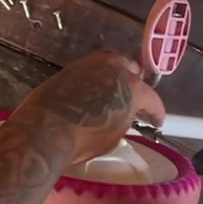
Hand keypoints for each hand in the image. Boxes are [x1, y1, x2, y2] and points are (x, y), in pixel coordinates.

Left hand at [5, 52, 164, 163]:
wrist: (46, 129)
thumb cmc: (84, 139)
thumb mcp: (114, 137)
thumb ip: (124, 121)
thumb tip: (121, 118)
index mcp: (133, 88)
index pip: (152, 99)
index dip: (156, 112)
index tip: (156, 121)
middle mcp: (115, 68)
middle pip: (133, 70)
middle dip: (136, 83)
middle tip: (134, 99)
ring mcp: (91, 64)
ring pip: (111, 64)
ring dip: (115, 76)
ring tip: (113, 92)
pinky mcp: (70, 67)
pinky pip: (90, 70)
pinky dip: (95, 79)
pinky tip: (91, 91)